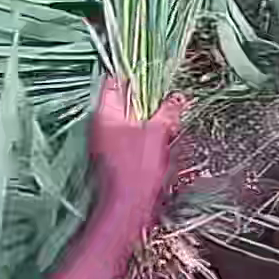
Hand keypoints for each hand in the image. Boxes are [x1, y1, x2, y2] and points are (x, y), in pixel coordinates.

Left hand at [90, 78, 186, 227]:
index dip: (134, 74)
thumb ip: (167, 112)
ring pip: (129, 118)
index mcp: (105, 114)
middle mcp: (100, 125)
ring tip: (168, 120)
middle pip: (124, 100)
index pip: (114, 81)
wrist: (127, 207)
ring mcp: (106, 141)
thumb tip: (177, 97)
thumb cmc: (136, 170)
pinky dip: (146, 132)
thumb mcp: (157, 134)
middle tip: (167, 99)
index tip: (153, 71)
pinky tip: (162, 138)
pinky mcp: (114, 155)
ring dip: (149, 116)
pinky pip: (131, 134)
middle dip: (147, 98)